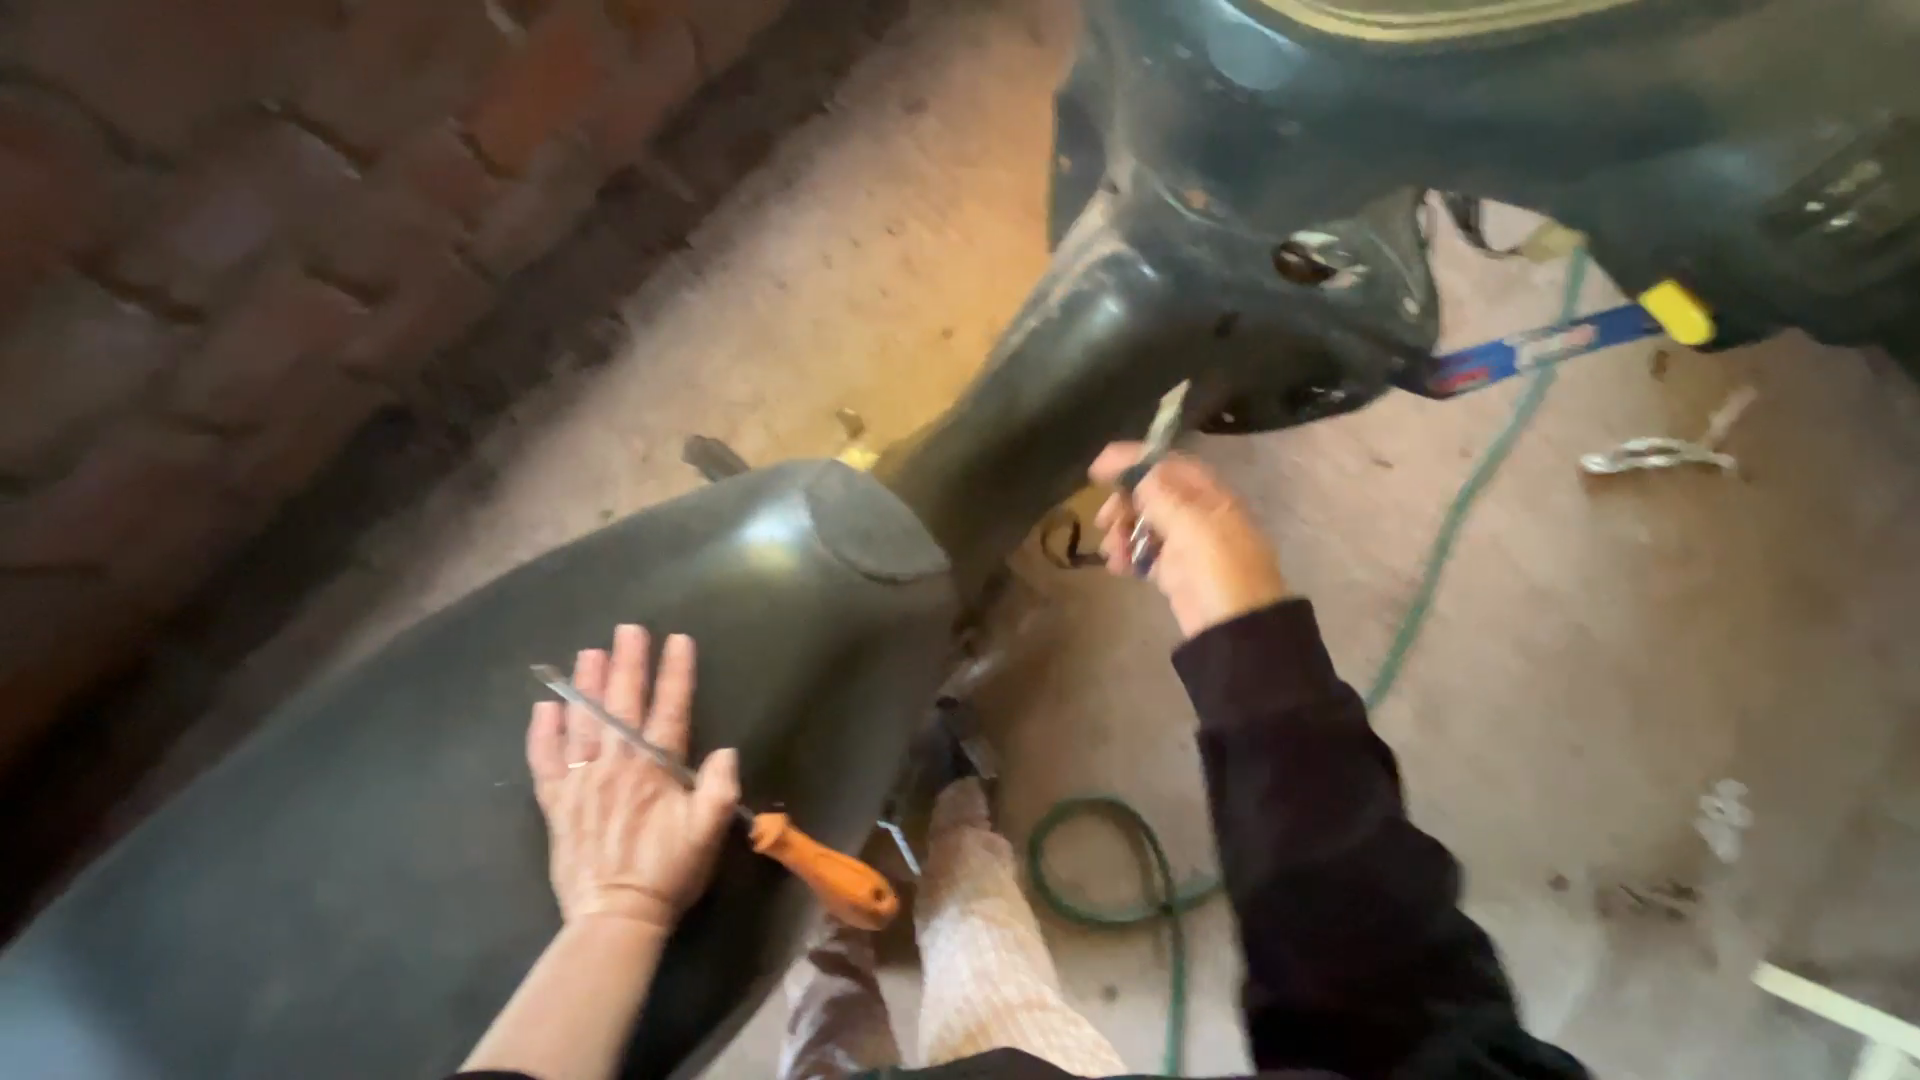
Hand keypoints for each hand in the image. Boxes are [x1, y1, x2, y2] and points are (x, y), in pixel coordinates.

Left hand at [527, 625, 739, 930]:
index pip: (669, 709)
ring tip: (590, 652)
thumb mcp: (709, 832)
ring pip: (582, 722)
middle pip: (622, 703)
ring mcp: (580, 781)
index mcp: (655, 769)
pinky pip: (544, 760)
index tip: (678, 640)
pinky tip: (544, 708)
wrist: (614, 918)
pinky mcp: (556, 803)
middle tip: (628, 629)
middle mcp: (615, 765)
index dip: (676, 673)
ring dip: (587, 685)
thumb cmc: (668, 872)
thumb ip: (719, 788)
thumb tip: (724, 751)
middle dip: (628, 663)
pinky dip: (542, 733)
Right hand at [1090, 442, 1290, 637]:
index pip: (1167, 464)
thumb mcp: (1193, 525)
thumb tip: (1140, 472)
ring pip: (1144, 523)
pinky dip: (1126, 554)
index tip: (1097, 469)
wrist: (1234, 628)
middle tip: (1103, 518)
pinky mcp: (1174, 570)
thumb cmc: (1219, 570)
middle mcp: (1197, 514)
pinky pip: (1143, 552)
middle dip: (1123, 502)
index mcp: (1209, 496)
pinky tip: (1116, 565)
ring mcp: (1185, 543)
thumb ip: (1164, 495)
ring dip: (1121, 530)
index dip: (1132, 461)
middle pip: (1151, 494)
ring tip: (1109, 551)